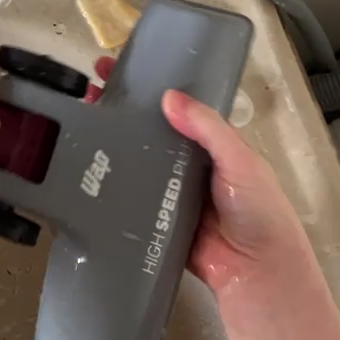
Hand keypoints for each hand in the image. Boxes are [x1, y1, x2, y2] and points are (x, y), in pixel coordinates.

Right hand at [93, 58, 309, 294]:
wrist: (255, 272)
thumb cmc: (259, 211)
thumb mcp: (241, 161)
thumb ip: (209, 129)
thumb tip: (168, 97)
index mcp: (207, 144)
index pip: (171, 107)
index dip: (145, 86)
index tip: (115, 67)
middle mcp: (182, 163)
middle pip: (145, 129)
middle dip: (117, 108)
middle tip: (88, 90)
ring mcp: (164, 189)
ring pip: (131, 159)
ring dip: (107, 140)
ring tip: (80, 117)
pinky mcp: (149, 215)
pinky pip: (126, 193)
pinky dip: (107, 180)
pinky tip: (85, 165)